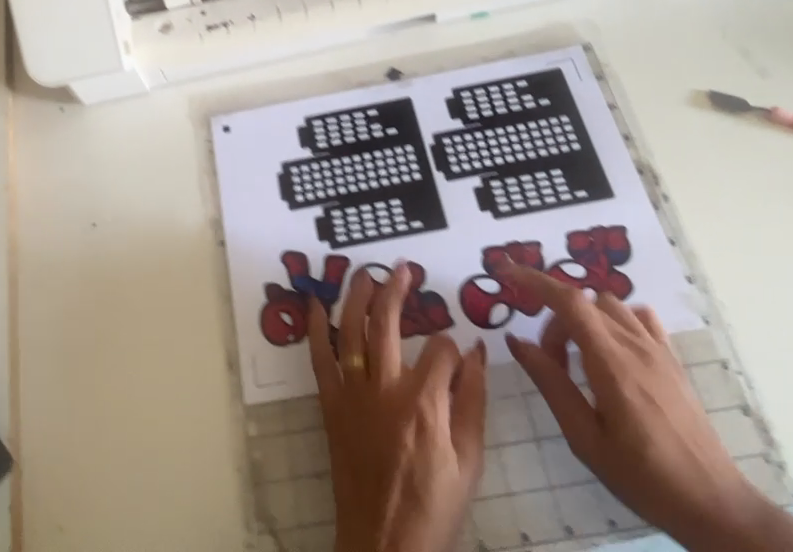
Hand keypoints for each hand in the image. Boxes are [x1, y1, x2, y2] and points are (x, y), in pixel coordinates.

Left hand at [309, 262, 486, 551]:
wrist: (384, 542)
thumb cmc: (434, 506)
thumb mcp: (470, 459)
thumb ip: (474, 400)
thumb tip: (476, 352)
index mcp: (424, 403)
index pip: (440, 349)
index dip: (451, 347)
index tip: (456, 359)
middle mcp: (385, 389)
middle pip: (387, 323)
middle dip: (397, 289)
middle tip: (404, 267)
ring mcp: (353, 395)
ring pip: (351, 332)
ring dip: (356, 296)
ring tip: (364, 272)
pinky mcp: (331, 407)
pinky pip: (320, 360)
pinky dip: (316, 329)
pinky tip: (316, 305)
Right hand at [500, 265, 792, 551]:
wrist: (712, 502)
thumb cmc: (642, 477)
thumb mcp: (584, 437)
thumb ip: (550, 383)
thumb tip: (517, 341)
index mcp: (611, 363)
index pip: (568, 301)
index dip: (534, 280)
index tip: (506, 273)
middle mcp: (636, 346)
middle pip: (584, 303)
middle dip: (554, 322)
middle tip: (548, 365)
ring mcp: (659, 350)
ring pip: (610, 306)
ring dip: (583, 320)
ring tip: (578, 362)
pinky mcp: (673, 360)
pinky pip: (639, 318)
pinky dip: (614, 320)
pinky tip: (610, 351)